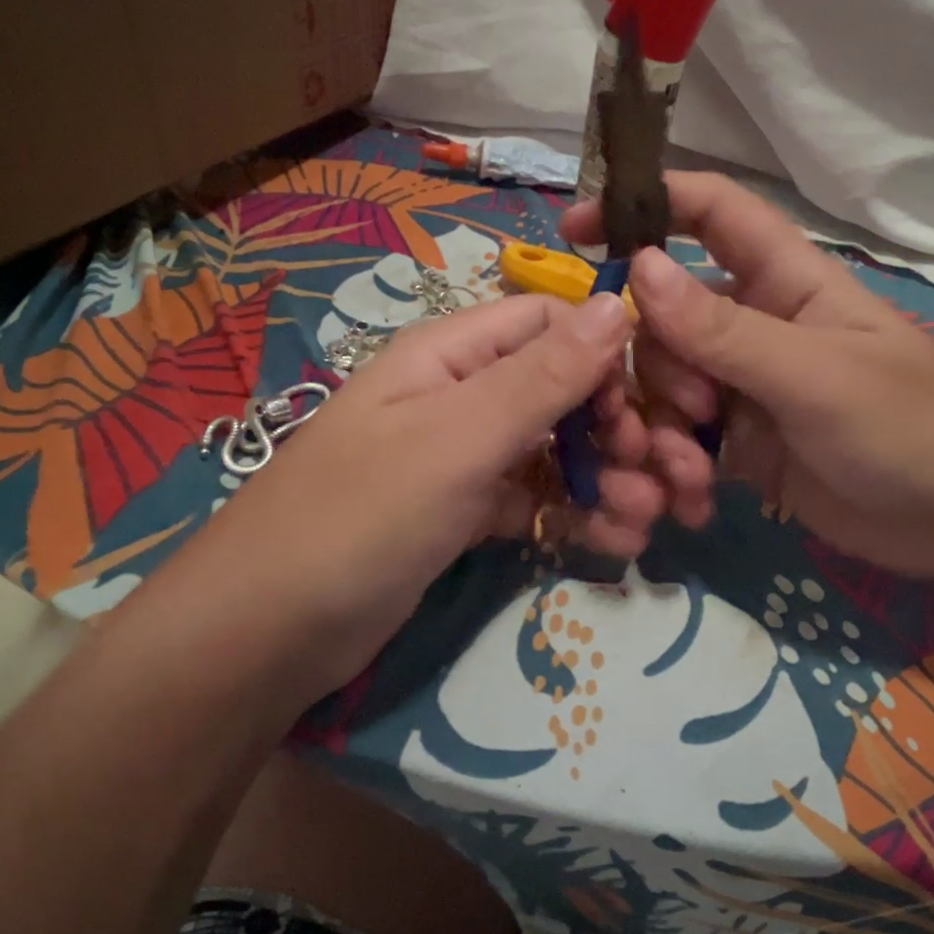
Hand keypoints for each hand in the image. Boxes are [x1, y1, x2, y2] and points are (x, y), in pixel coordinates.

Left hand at [208, 293, 648, 693]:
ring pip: (554, 453)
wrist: (267, 631)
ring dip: (607, 482)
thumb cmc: (361, 517)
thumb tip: (618, 301)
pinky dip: (574, 519)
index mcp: (450, 354)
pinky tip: (613, 547)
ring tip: (647, 525)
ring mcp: (461, 458)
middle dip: (620, 432)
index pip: (551, 324)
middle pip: (562, 392)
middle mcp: (460, 395)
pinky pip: (533, 502)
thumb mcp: (458, 439)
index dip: (609, 358)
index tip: (656, 409)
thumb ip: (541, 376)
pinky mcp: (463, 514)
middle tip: (667, 481)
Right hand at [559, 173, 933, 585]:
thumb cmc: (910, 428)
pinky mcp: (742, 445)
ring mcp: (747, 387)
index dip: (648, 205)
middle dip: (656, 364)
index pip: (711, 213)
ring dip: (661, 428)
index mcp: (786, 281)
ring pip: (666, 383)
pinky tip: (691, 502)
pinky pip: (682, 440)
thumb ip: (725, 330)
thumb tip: (639, 267)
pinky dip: (675, 468)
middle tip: (687, 414)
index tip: (576, 229)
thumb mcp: (814, 375)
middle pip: (667, 315)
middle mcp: (757, 325)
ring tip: (689, 475)